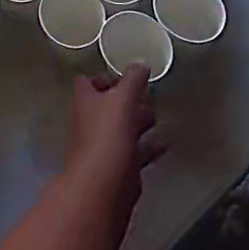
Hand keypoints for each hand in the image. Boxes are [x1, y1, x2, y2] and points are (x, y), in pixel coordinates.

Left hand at [66, 67, 163, 209]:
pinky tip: (162, 146)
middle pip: (106, 106)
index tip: (124, 76)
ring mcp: (103, 146)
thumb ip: (133, 80)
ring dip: (136, 122)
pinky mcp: (118, 168)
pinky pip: (134, 152)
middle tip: (145, 95)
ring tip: (155, 116)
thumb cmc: (108, 135)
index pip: (87, 82)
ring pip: (121, 129)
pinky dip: (147, 148)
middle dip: (125, 100)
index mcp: (85, 100)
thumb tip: (141, 62)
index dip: (103, 77)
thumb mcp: (123, 99)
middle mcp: (90, 121)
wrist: (104, 187)